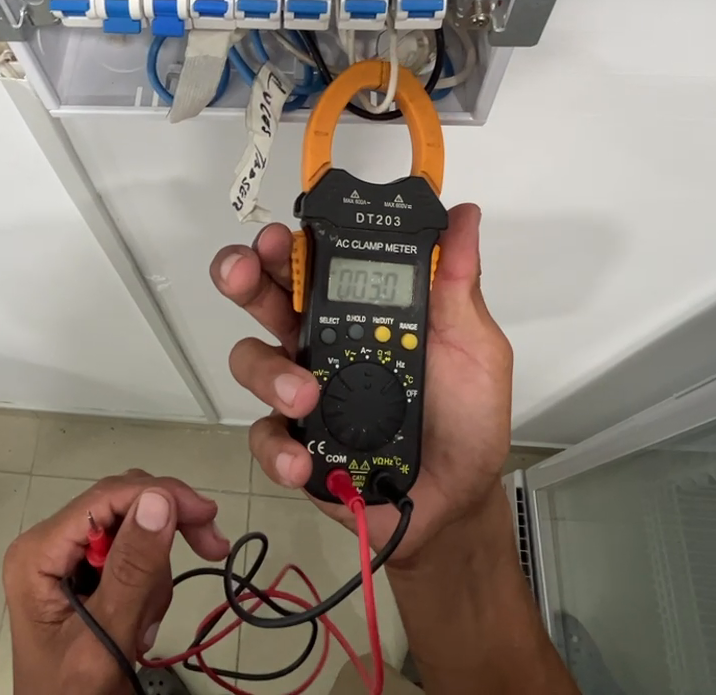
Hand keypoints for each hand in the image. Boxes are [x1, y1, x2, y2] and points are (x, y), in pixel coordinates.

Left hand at [3, 471, 229, 693]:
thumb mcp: (104, 640)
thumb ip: (132, 571)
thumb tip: (159, 499)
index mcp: (39, 552)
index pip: (107, 496)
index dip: (160, 494)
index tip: (208, 515)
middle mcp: (51, 542)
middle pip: (123, 504)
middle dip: (164, 532)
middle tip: (213, 547)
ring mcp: (68, 556)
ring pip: (135, 527)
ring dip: (155, 573)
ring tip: (145, 626)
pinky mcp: (85, 570)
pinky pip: (133, 554)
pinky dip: (150, 583)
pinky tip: (141, 623)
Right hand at [209, 203, 510, 563]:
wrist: (459, 499)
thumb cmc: (466, 417)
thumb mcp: (473, 346)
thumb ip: (459, 285)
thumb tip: (464, 216)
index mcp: (358, 310)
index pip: (312, 262)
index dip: (289, 243)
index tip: (282, 235)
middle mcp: (320, 342)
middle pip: (264, 296)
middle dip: (243, 276)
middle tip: (242, 273)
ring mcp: (300, 392)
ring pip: (250, 359)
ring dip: (266, 370)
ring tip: (304, 396)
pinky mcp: (294, 443)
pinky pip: (263, 435)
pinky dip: (276, 446)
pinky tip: (302, 457)